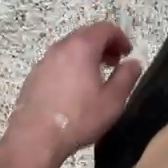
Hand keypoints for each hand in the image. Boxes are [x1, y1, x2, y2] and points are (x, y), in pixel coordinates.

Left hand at [3, 22, 142, 167]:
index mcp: (82, 47)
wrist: (34, 139)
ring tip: (95, 76)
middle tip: (114, 63)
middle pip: (86, 34)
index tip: (127, 53)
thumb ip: (127, 77)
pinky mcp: (33, 76)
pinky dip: (70, 65)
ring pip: (70, 48)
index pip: (105, 28)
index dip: (120, 37)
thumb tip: (134, 62)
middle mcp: (61, 47)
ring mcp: (44, 60)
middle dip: (103, 45)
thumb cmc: (79, 118)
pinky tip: (73, 89)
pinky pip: (57, 62)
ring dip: (86, 55)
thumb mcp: (113, 100)